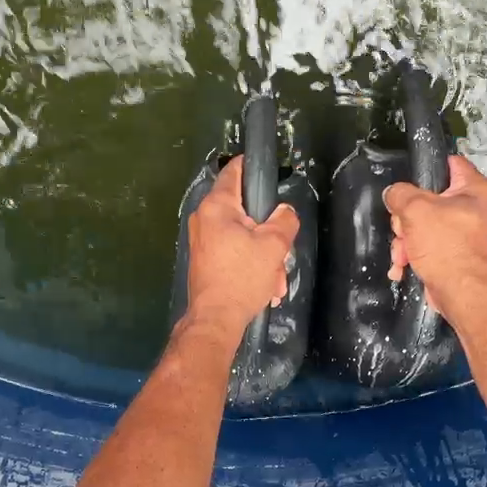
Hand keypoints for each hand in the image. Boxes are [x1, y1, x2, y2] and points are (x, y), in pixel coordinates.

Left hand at [185, 157, 299, 337]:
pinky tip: (265, 288)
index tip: (268, 169)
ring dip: (264, 257)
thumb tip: (284, 211)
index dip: (252, 166)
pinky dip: (251, 267)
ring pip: (243, 237)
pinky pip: (234, 253)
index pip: (234, 171)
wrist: (215, 320)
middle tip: (281, 252)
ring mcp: (202, 241)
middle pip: (245, 212)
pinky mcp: (204, 260)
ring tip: (275, 281)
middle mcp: (204, 219)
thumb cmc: (242, 277)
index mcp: (217, 207)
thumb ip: (284, 220)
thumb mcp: (273, 246)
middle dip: (268, 233)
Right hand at [384, 154, 486, 312]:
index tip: (408, 181)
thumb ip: (400, 193)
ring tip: (403, 254)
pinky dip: (412, 254)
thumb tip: (393, 194)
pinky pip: (425, 244)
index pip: (450, 163)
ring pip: (421, 224)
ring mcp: (463, 232)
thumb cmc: (445, 246)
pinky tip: (403, 266)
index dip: (427, 168)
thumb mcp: (416, 210)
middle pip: (427, 198)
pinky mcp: (452, 253)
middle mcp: (473, 208)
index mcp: (474, 189)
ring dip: (404, 240)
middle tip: (405, 229)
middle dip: (406, 218)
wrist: (459, 293)